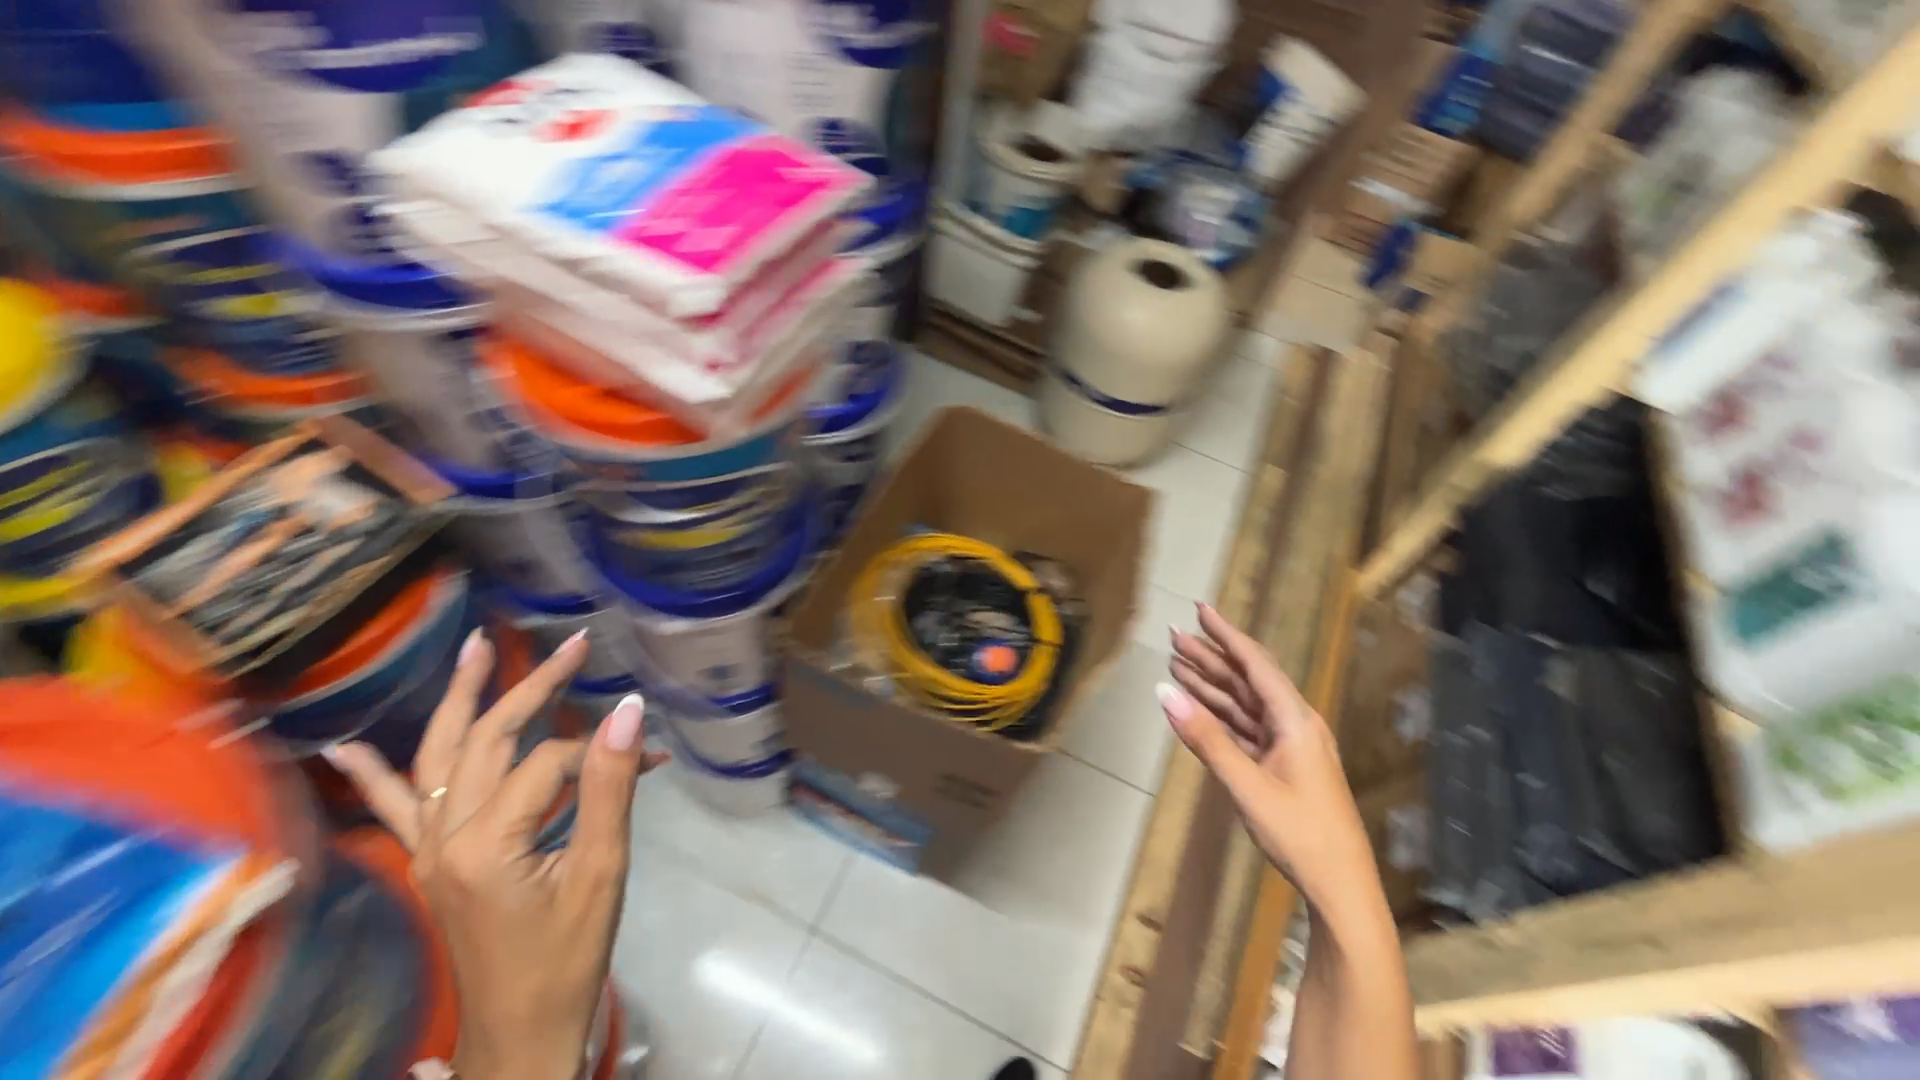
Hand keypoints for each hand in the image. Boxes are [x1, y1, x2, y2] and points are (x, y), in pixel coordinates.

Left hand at [326, 629, 668, 1079]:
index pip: (548, 764)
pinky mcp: (429, 861)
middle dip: (534, 686)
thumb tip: (627, 709)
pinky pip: (397, 809)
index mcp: (486, 842)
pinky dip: (375, 774)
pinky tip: (346, 747)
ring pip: (439, 757)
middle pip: (487, 740)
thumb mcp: (601, 873)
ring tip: (475, 647)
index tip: (648, 757)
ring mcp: (428, 849)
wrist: (522, 1033)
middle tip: (577, 645)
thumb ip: (608, 787)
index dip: (599, 753)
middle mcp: (444, 836)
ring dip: (458, 699)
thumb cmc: (569, 957)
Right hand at [1160, 604, 1378, 920]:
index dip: (1226, 634)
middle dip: (1211, 656)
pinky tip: (1197, 706)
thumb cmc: (1299, 834)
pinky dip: (1220, 715)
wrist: (1340, 884)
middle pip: (1247, 679)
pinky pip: (1246, 728)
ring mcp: (1289, 745)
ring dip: (1211, 684)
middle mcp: (1294, 723)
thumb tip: (1164, 694)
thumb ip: (1206, 738)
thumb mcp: (1247, 785)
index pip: (1255, 663)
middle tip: (1173, 635)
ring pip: (1244, 704)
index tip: (1200, 609)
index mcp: (1295, 719)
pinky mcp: (1282, 765)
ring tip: (1175, 663)